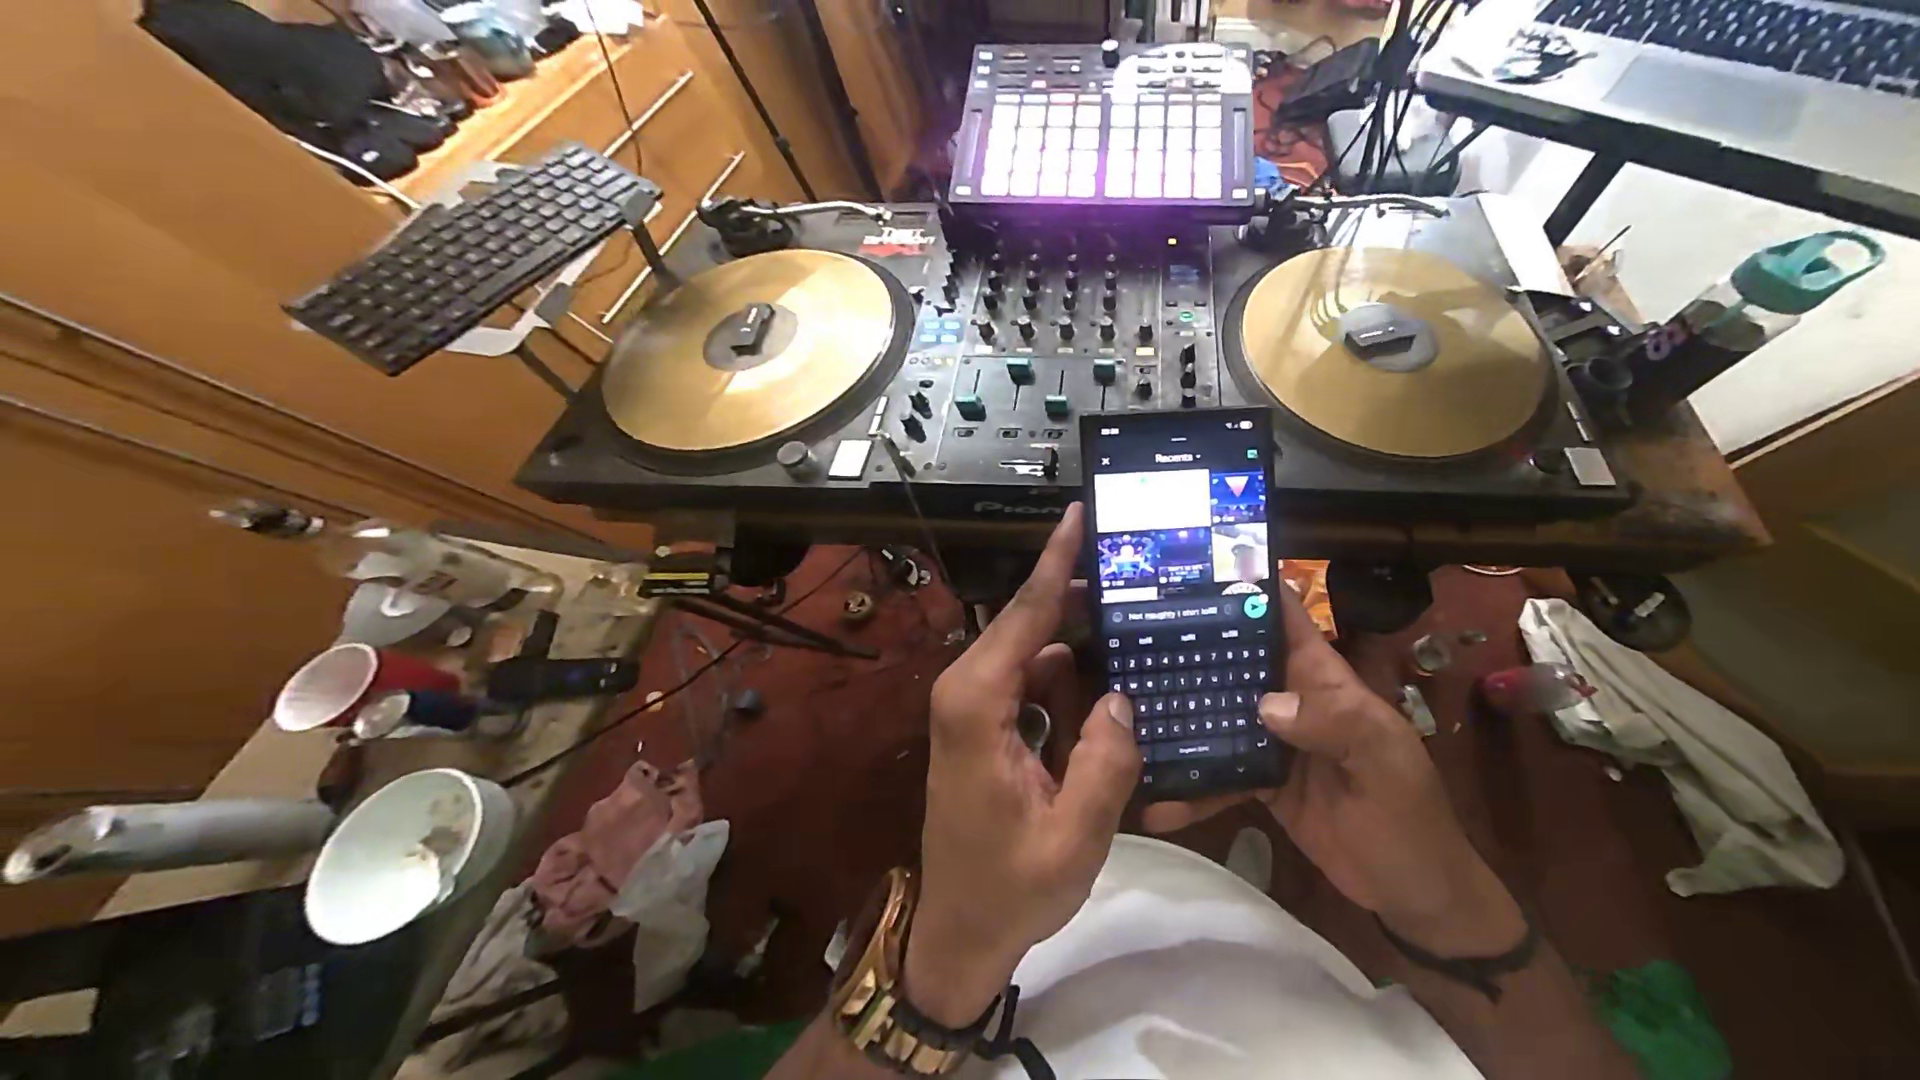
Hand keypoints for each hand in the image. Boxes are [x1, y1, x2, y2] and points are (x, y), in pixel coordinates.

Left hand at [906, 502, 1139, 1024]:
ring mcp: (975, 704)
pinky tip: (1115, 697)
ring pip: (1038, 652)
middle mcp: (968, 689)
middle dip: (1085, 603)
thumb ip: (1105, 764)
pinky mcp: (986, 722)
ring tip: (1145, 644)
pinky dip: (1073, 684)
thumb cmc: (1008, 887)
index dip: (1055, 562)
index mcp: (977, 703)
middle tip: (1145, 583)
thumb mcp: (1072, 837)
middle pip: (1033, 623)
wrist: (958, 928)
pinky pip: (1036, 683)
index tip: (1078, 514)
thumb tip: (1122, 697)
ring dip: (1086, 652)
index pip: (1024, 615)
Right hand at [1143, 585, 1525, 955]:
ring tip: (1127, 714)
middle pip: (1235, 663)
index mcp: (1322, 681)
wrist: (1412, 893)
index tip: (1193, 573)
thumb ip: (1335, 725)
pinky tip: (1155, 800)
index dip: (1247, 590)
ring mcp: (1270, 741)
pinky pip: (1215, 773)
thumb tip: (1264, 704)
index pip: (1284, 620)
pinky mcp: (1257, 780)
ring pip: (1217, 715)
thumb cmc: (1408, 816)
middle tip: (1131, 638)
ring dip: (1179, 716)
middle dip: (1190, 649)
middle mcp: (1289, 701)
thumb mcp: (1383, 763)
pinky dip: (1189, 787)